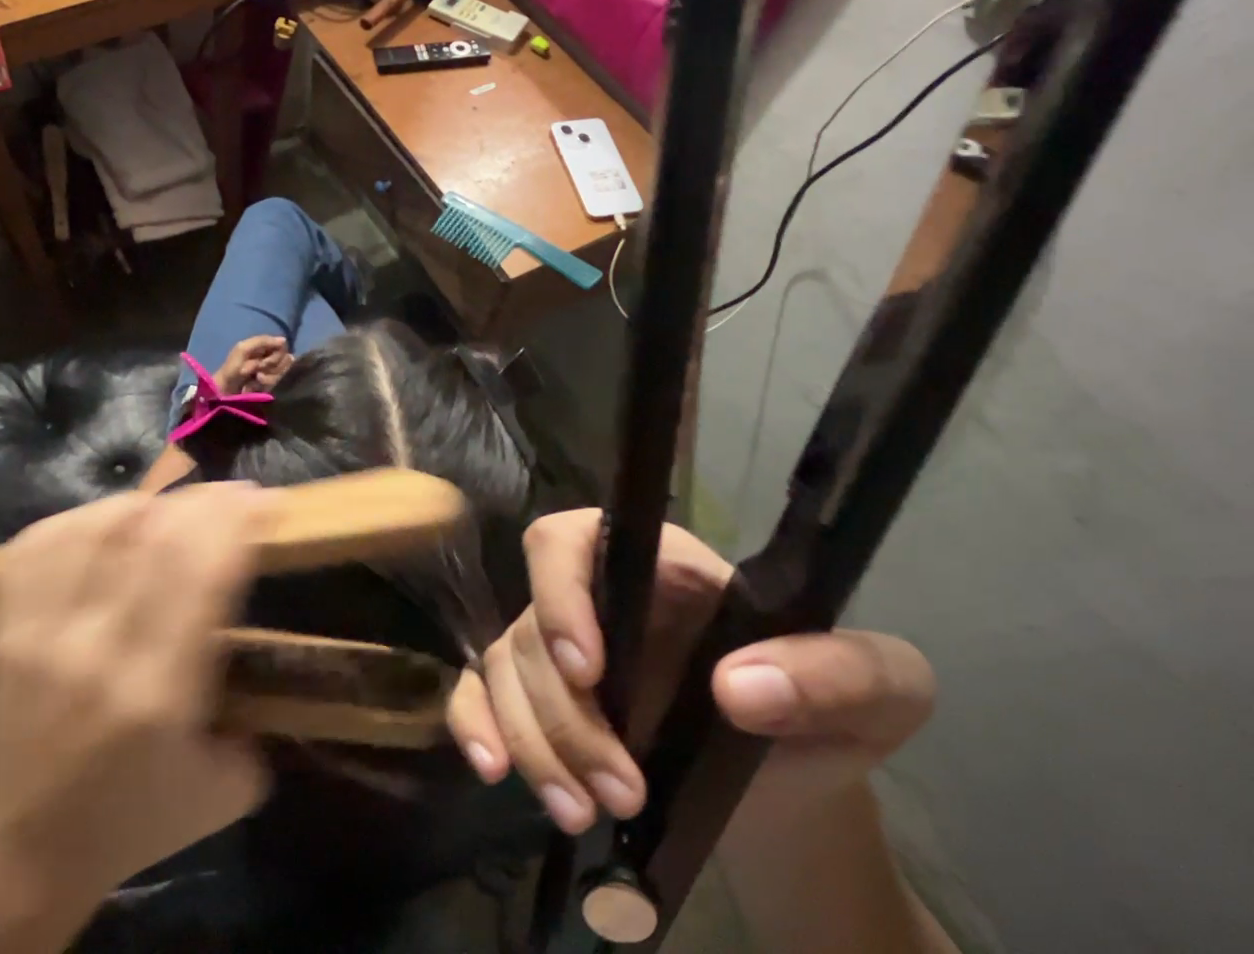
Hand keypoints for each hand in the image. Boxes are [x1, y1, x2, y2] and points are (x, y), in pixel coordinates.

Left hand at [0, 485, 272, 906]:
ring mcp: (36, 633)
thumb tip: (266, 649)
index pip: (197, 571)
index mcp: (154, 693)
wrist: (24, 853)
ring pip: (93, 526)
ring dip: (148, 504)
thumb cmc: (135, 825)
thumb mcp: (227, 788)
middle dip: (205, 500)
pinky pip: (39, 543)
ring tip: (176, 510)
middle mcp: (91, 650)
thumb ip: (258, 716)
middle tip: (235, 496)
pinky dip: (84, 518)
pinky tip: (112, 524)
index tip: (267, 502)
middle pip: (150, 535)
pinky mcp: (1, 629)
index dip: (236, 521)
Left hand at [215, 335, 291, 393]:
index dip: (275, 354)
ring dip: (270, 376)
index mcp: (265, 348)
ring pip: (284, 372)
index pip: (283, 347)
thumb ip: (263, 341)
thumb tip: (284, 340)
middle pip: (286, 359)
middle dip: (271, 365)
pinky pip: (280, 382)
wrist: (226, 391)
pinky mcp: (274, 386)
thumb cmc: (232, 368)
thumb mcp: (243, 349)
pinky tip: (258, 385)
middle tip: (258, 370)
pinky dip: (268, 383)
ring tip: (257, 379)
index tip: (264, 359)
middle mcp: (272, 359)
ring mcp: (274, 374)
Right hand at [445, 509, 934, 834]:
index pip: (575, 539)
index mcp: (662, 571)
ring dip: (534, 744)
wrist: (787, 792)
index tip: (588, 666)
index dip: (561, 590)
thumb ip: (840, 674)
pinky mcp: (536, 705)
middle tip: (622, 792)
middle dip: (566, 717)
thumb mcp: (878, 694)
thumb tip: (739, 687)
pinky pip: (475, 698)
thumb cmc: (826, 719)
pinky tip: (494, 771)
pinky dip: (474, 727)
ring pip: (502, 672)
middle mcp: (596, 602)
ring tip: (585, 812)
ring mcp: (558, 654)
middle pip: (531, 626)